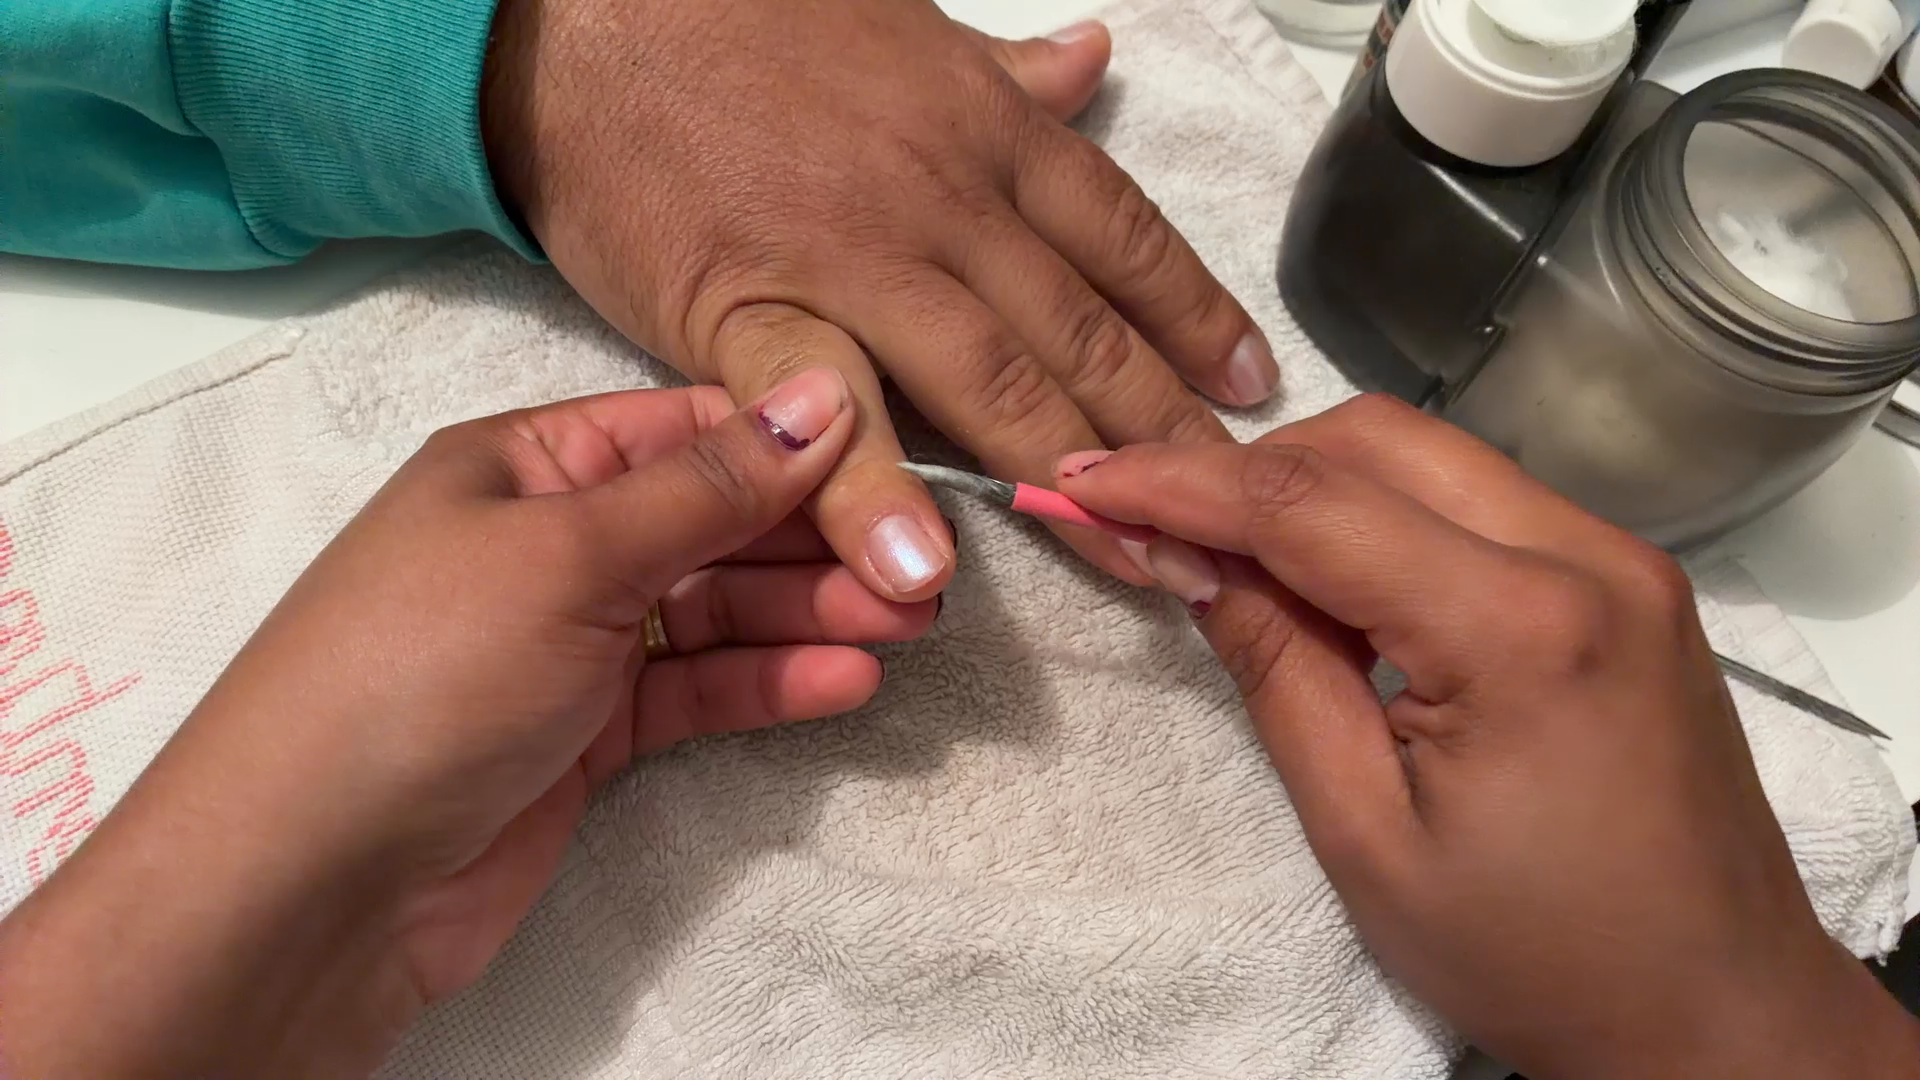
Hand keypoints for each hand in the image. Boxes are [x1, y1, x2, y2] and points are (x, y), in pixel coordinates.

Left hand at [0, 371, 935, 1077]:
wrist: (310, 898)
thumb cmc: (430, 674)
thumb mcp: (575, 554)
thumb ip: (714, 482)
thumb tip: (827, 394)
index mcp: (539, 464)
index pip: (697, 433)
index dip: (796, 449)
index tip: (891, 474)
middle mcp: (568, 539)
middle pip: (723, 526)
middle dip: (821, 547)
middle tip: (921, 572)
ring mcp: (589, 633)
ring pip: (726, 609)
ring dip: (815, 616)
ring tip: (907, 627)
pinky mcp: (607, 720)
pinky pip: (707, 683)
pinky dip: (774, 681)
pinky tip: (847, 681)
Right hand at [479, 0, 1273, 603]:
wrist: (581, 17)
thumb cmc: (747, 30)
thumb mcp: (905, 33)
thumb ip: (1008, 74)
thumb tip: (1091, 64)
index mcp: (987, 132)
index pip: (1125, 240)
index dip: (1197, 320)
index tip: (1249, 390)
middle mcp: (945, 200)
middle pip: (1080, 333)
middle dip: (1162, 433)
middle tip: (1224, 517)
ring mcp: (855, 261)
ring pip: (990, 380)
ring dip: (1070, 477)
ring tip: (1138, 563)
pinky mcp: (752, 312)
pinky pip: (828, 414)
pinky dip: (876, 492)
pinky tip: (922, 567)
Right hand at [1056, 396, 1919, 1078]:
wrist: (1715, 1015)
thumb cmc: (1525, 950)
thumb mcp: (1356, 823)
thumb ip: (1268, 662)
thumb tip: (1180, 554)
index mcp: (1516, 628)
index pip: (1304, 507)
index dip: (1176, 482)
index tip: (1087, 480)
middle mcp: (1580, 552)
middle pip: (1362, 440)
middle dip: (1235, 468)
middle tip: (1151, 521)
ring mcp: (1607, 550)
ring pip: (1406, 449)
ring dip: (1292, 482)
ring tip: (1222, 551)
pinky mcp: (1604, 568)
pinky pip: (1448, 490)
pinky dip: (1354, 506)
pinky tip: (1312, 571)